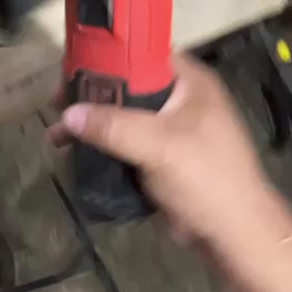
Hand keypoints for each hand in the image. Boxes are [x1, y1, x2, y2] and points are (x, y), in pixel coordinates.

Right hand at [49, 56, 288, 246]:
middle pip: (125, 83)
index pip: (142, 52)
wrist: (236, 239)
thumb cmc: (207, 180)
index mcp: (189, 82)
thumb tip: (66, 114)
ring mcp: (171, 128)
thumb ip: (112, 126)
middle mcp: (180, 98)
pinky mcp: (161, 156)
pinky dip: (99, 143)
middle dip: (89, 94)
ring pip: (121, 113)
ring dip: (89, 122)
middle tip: (56, 102)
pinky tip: (73, 151)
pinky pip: (123, 140)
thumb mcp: (159, 146)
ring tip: (57, 134)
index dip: (105, 55)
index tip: (69, 66)